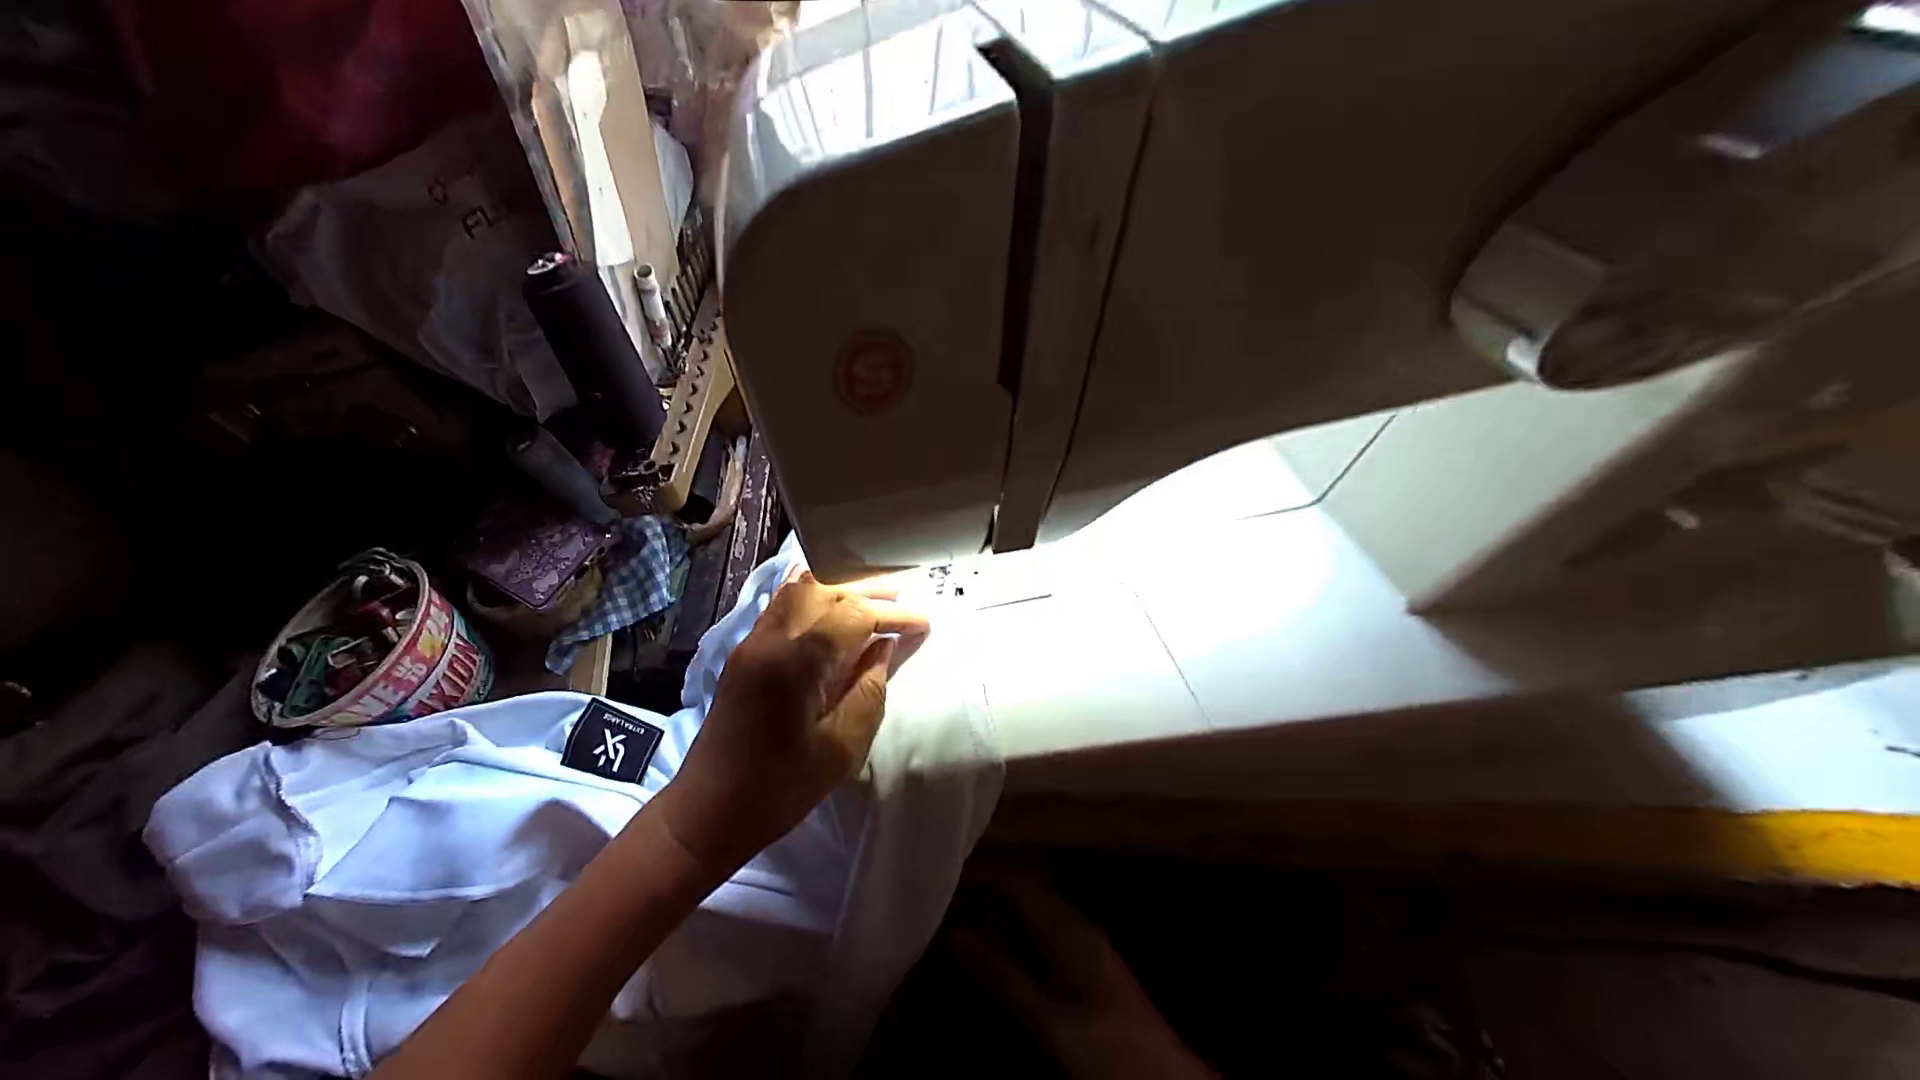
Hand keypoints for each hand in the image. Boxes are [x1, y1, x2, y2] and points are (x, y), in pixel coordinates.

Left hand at [654, 571, 929, 868]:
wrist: (707, 812)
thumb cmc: (780, 788)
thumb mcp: (841, 748)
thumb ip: (868, 691)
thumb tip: (883, 648)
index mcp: (795, 662)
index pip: (852, 616)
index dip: (891, 615)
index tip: (922, 622)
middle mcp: (769, 640)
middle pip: (822, 590)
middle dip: (864, 590)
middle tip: (900, 596)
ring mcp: (750, 644)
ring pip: (796, 591)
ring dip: (835, 588)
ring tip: (869, 596)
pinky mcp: (742, 655)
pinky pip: (779, 607)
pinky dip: (809, 597)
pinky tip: (827, 606)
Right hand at [955, 880, 1217, 1079]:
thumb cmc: (1106, 1049)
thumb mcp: (1047, 1019)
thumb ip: (1003, 976)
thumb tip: (958, 934)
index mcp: (1070, 931)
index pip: (1021, 886)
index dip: (987, 882)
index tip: (950, 887)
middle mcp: (1082, 928)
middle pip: (1032, 898)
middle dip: (995, 902)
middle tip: (954, 912)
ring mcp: (1092, 947)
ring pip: (1041, 918)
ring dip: (1009, 923)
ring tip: (972, 933)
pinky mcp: (1095, 968)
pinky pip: (1052, 937)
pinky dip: (1026, 941)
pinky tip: (1009, 959)